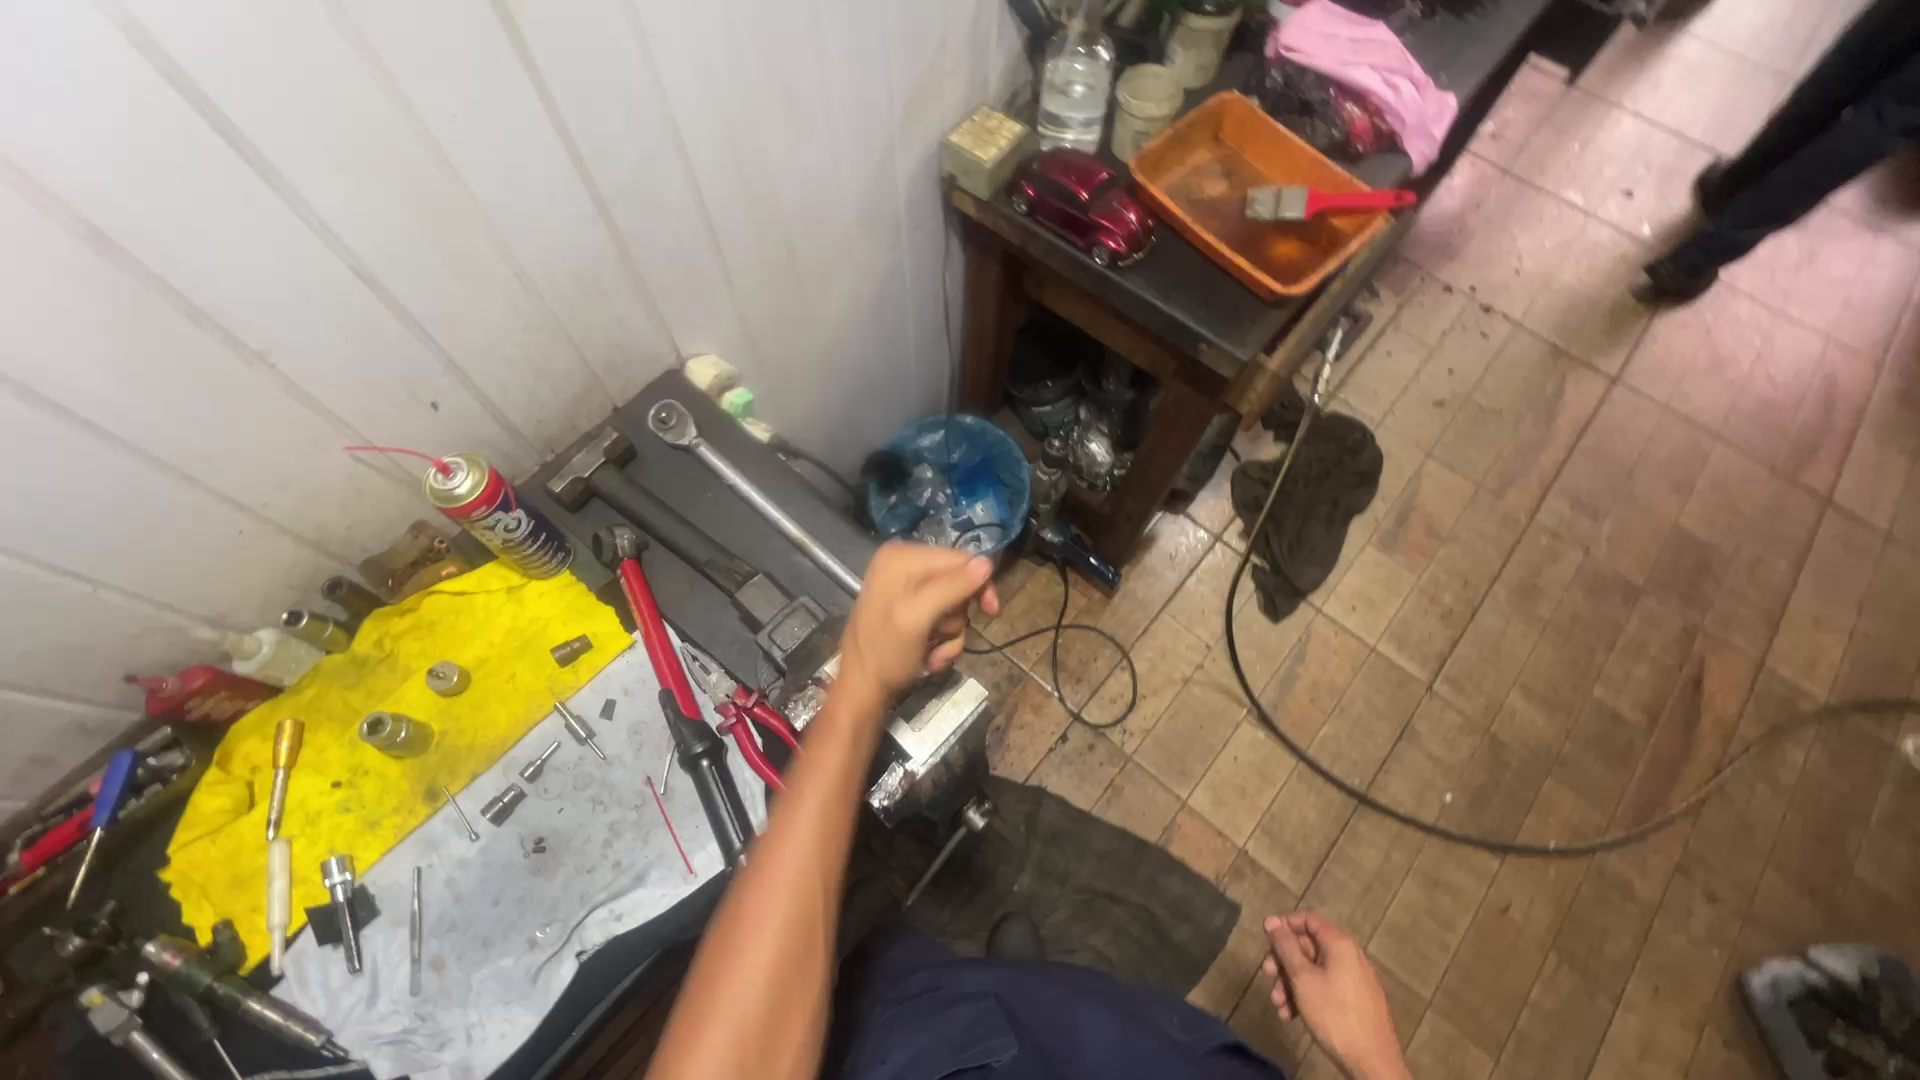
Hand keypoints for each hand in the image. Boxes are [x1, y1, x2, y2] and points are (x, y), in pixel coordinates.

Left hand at [839, 542, 999, 699]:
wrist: (862, 688)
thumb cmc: (885, 653)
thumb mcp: (918, 618)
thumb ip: (951, 588)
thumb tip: (988, 562)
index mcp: (902, 557)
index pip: (960, 559)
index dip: (979, 584)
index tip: (990, 612)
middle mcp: (905, 565)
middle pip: (960, 583)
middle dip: (957, 617)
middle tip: (941, 636)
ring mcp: (909, 588)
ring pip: (955, 606)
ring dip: (951, 634)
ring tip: (933, 651)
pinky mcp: (913, 609)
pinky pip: (944, 619)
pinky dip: (943, 641)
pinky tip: (929, 656)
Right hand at [1262, 911, 1408, 1079]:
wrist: (1373, 1064)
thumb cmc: (1334, 1014)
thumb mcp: (1302, 978)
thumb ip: (1285, 947)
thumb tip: (1272, 921)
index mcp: (1340, 944)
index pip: (1308, 918)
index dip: (1285, 925)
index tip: (1266, 940)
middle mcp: (1350, 956)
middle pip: (1309, 945)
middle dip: (1284, 960)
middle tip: (1266, 975)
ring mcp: (1354, 980)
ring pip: (1314, 970)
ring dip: (1291, 982)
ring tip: (1278, 1004)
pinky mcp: (1356, 1001)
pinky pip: (1325, 987)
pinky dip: (1306, 995)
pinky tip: (1291, 1015)